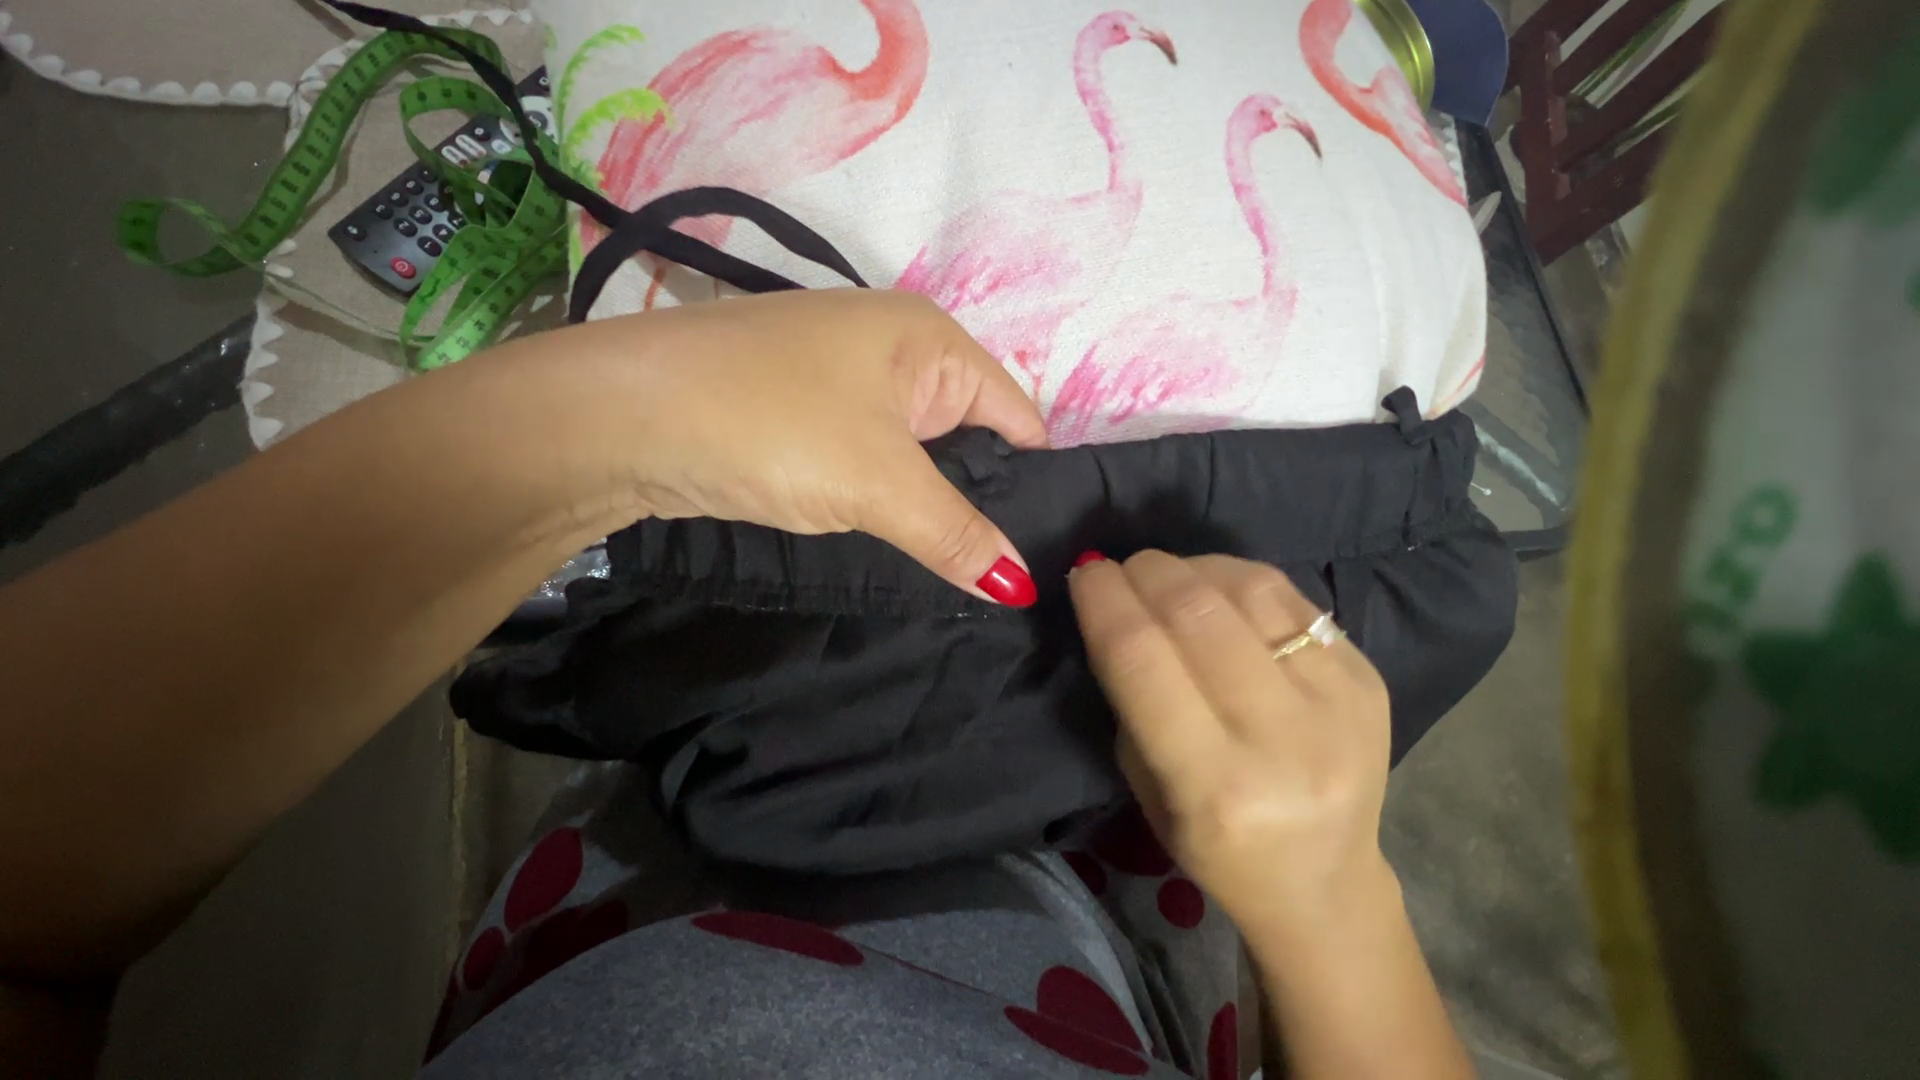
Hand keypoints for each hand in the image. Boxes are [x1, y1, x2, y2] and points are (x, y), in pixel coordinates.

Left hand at [546, 289, 1047, 603]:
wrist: (624, 414)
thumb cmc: (774, 427)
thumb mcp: (879, 483)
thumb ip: (956, 534)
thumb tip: (1021, 587)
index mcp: (931, 338)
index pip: (1016, 415)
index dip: (1031, 484)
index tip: (1041, 556)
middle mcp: (893, 345)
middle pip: (968, 433)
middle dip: (980, 501)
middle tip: (1001, 578)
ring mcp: (841, 376)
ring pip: (915, 451)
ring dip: (928, 504)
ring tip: (955, 571)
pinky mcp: (801, 409)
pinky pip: (868, 456)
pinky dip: (882, 496)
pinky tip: (891, 541)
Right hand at [1068, 552, 1394, 940]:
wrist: (1324, 882)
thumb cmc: (1215, 848)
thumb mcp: (1147, 788)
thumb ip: (1131, 699)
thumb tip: (1117, 609)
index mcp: (1215, 785)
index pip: (1142, 658)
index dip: (1104, 602)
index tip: (1083, 575)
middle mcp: (1283, 739)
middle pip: (1196, 613)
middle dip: (1146, 573)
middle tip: (1122, 568)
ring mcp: (1338, 704)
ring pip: (1250, 590)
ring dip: (1193, 567)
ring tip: (1169, 575)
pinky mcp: (1369, 680)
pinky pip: (1293, 598)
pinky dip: (1241, 579)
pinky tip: (1217, 586)